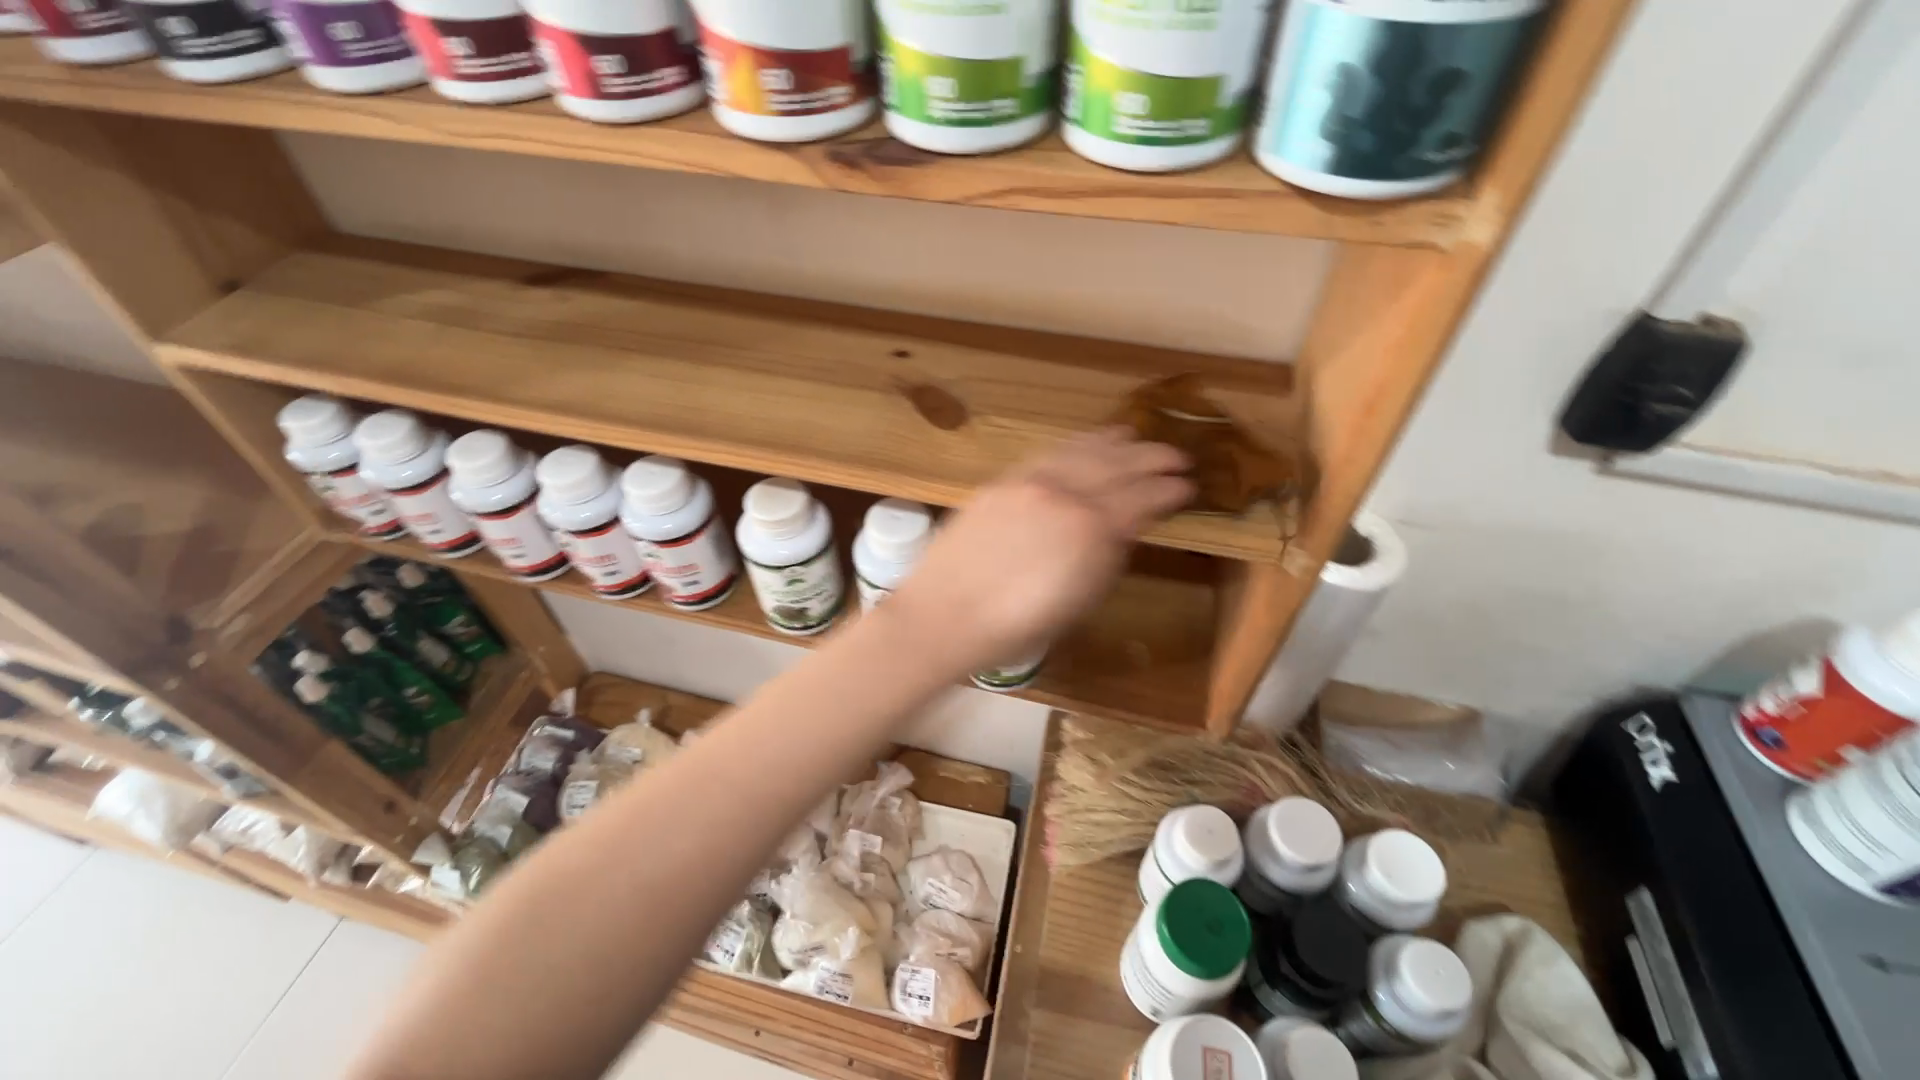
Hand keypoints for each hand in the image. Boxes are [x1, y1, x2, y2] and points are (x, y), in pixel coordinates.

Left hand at [881, 429, 1193, 676]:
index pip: (1144, 498)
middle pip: (1120, 465)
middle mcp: (1066, 493)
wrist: (944, 614)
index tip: (1190, 487)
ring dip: (1117, 444)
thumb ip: (1108, 557)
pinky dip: (1077, 445)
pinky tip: (1087, 444)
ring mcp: (1032, 481)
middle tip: (1179, 458)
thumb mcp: (1079, 600)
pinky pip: (1051, 453)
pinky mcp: (1004, 481)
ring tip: (1137, 439)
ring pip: (1085, 450)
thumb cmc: (1016, 626)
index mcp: (1093, 527)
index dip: (1171, 491)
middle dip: (1154, 459)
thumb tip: (1124, 530)